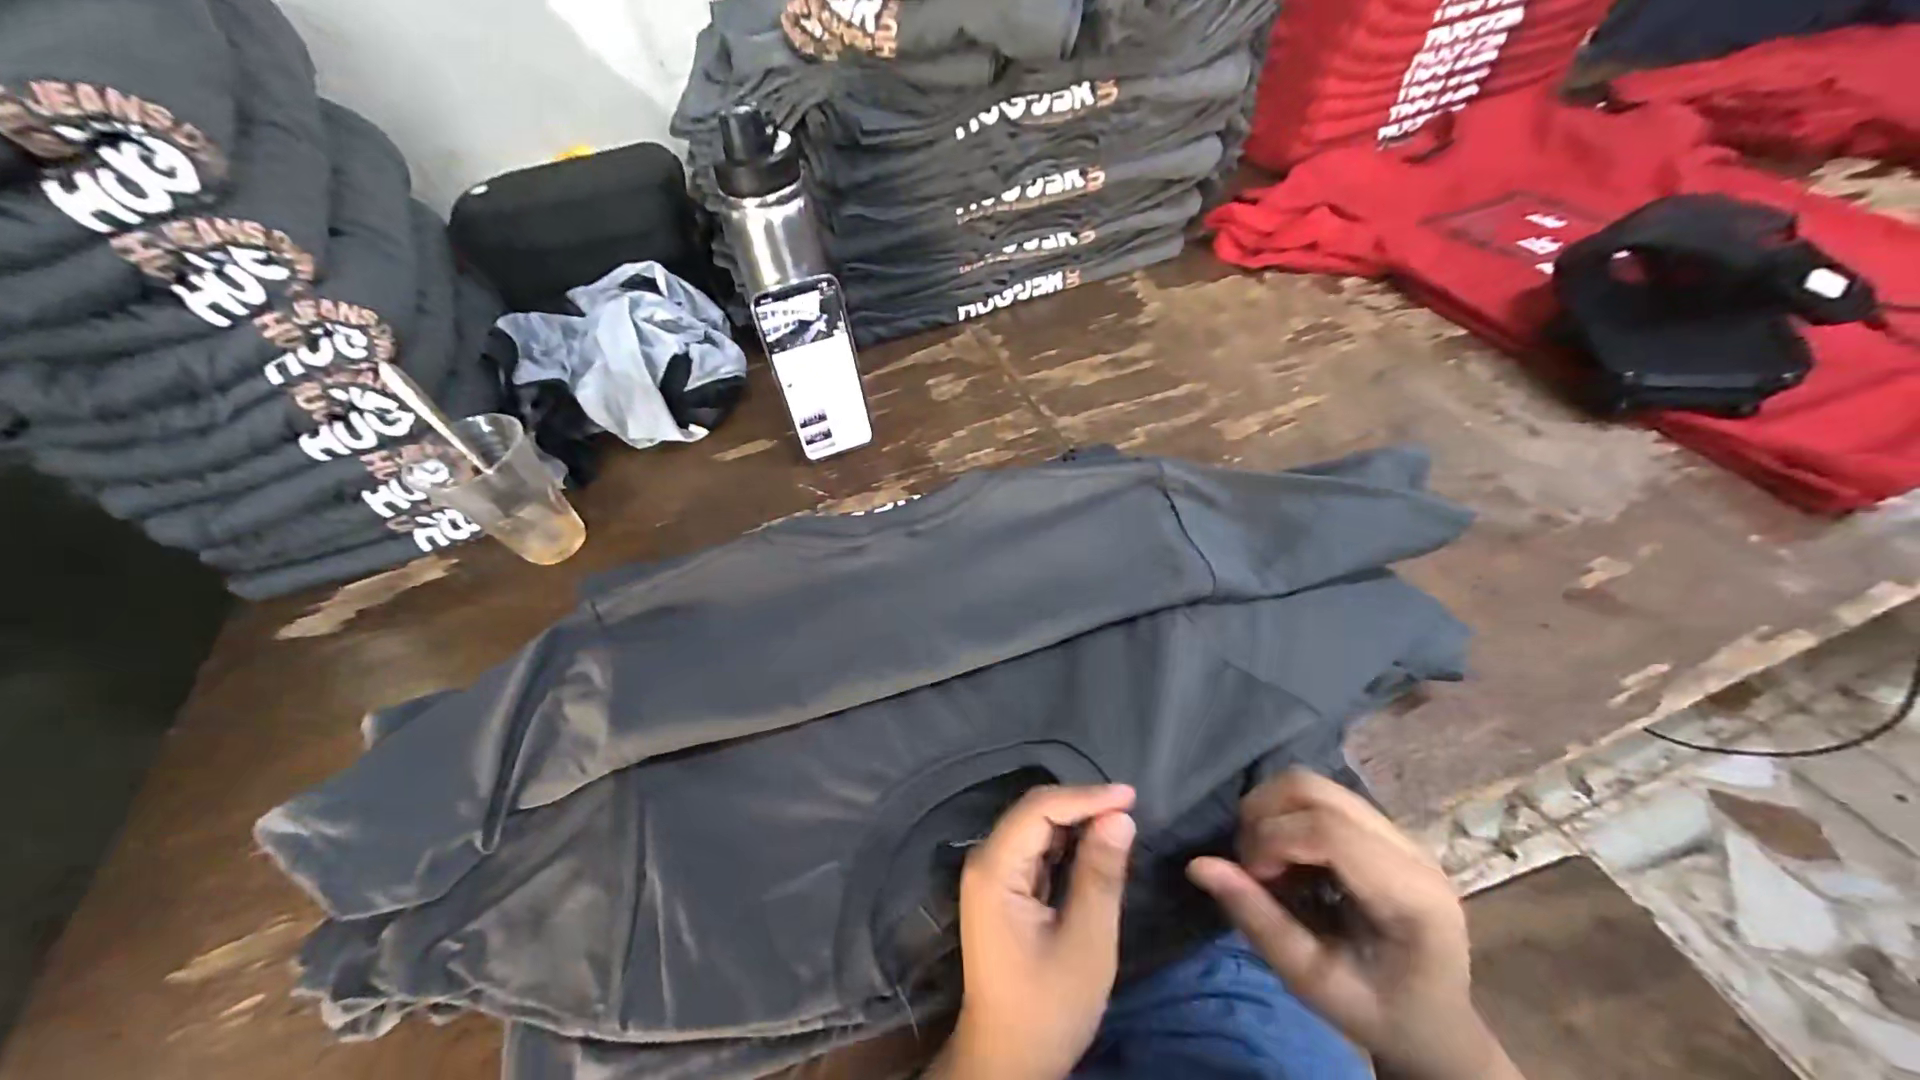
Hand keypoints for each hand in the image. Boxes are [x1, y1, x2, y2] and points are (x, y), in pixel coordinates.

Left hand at [926, 784, 1137, 1079]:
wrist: (1007, 1057)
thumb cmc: (1047, 1007)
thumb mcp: (1086, 943)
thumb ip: (1101, 876)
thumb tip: (1120, 817)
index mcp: (995, 869)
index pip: (1039, 808)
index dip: (1085, 796)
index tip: (1130, 796)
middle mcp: (986, 861)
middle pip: (1035, 812)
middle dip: (1082, 804)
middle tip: (1130, 807)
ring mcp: (992, 874)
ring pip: (1037, 826)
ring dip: (1078, 821)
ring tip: (1121, 820)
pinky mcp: (1004, 887)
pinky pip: (1037, 848)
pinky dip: (1069, 842)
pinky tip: (1097, 844)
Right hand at [1186, 771, 1520, 1079]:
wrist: (1433, 1023)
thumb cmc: (1376, 1011)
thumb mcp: (1312, 982)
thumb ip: (1257, 920)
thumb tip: (1197, 865)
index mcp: (1411, 894)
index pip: (1327, 831)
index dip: (1271, 842)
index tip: (1251, 879)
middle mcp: (1410, 848)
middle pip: (1314, 789)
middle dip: (1263, 816)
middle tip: (1253, 867)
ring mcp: (1397, 831)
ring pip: (1311, 783)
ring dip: (1270, 811)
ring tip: (1268, 860)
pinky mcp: (1379, 827)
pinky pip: (1319, 796)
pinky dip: (1285, 814)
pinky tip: (1288, 857)